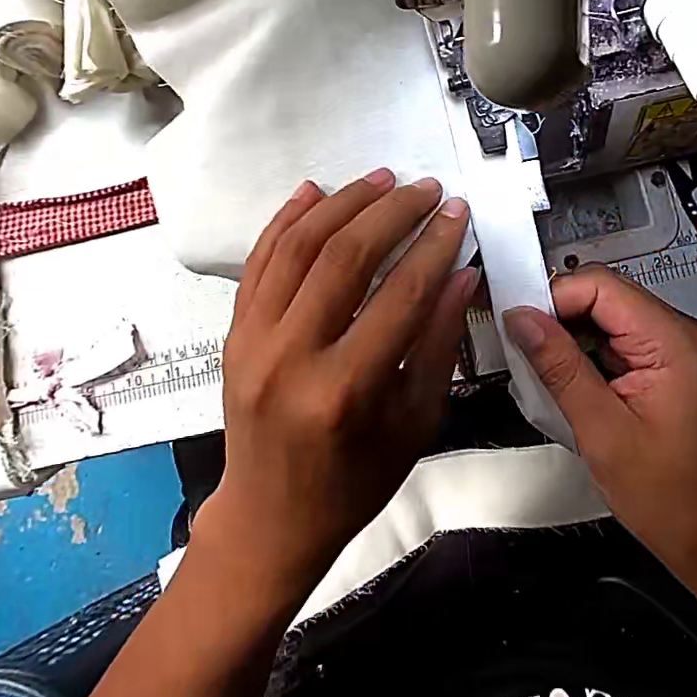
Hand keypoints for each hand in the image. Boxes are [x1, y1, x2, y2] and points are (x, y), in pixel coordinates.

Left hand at [198, 169, 479, 594]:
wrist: (269, 517)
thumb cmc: (353, 482)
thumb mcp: (414, 423)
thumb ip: (437, 343)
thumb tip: (462, 274)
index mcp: (344, 390)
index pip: (399, 295)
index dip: (435, 246)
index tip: (457, 213)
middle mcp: (290, 356)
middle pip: (344, 257)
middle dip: (392, 213)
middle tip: (425, 189)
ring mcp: (252, 340)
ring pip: (298, 247)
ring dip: (342, 203)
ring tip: (381, 179)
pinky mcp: (234, 333)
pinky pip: (260, 261)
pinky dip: (286, 220)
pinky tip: (314, 191)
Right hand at [502, 267, 696, 591]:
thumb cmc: (670, 497)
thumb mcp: (601, 431)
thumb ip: (558, 366)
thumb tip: (521, 318)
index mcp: (675, 342)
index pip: (601, 286)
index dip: (554, 298)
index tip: (520, 324)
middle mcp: (681, 334)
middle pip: (604, 294)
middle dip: (558, 315)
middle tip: (524, 347)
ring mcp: (676, 348)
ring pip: (606, 315)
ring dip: (569, 335)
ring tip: (544, 370)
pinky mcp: (666, 363)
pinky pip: (616, 337)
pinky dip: (585, 351)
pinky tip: (568, 379)